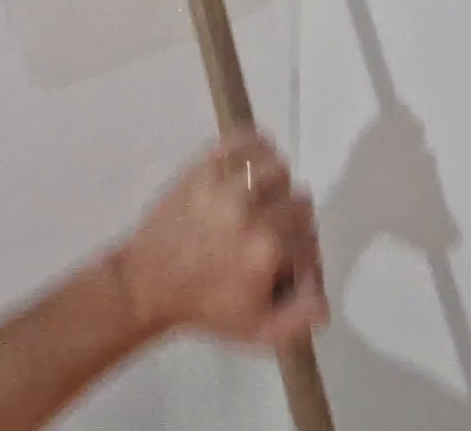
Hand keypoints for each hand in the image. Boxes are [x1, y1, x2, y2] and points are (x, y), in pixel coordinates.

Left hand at [114, 130, 328, 345]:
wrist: (147, 282)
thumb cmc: (205, 307)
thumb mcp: (257, 331)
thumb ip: (300, 317)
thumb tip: (323, 297)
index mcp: (267, 251)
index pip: (310, 237)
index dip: (304, 249)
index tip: (291, 257)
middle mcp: (250, 213)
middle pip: (299, 201)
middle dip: (293, 219)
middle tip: (276, 230)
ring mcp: (224, 186)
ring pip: (275, 168)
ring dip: (276, 184)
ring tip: (265, 196)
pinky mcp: (203, 169)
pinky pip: (240, 140)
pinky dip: (254, 145)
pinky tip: (255, 161)